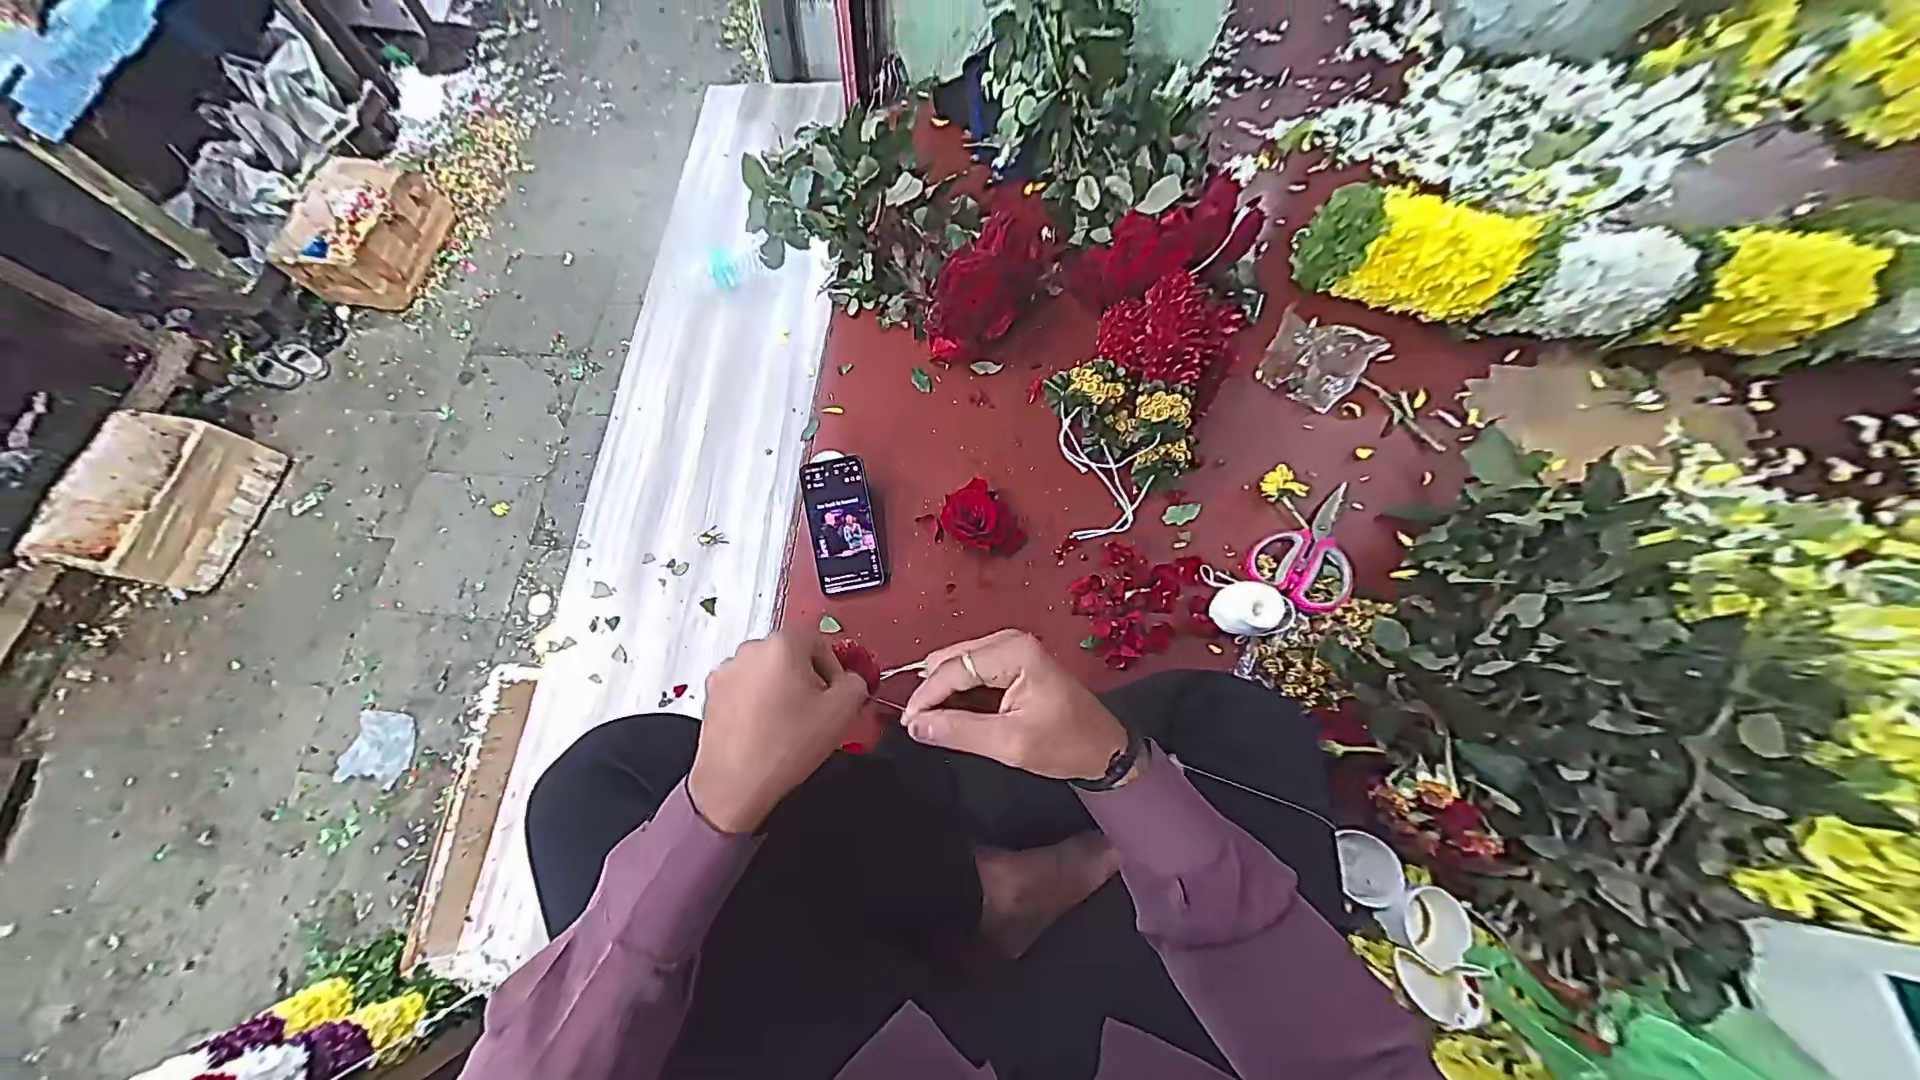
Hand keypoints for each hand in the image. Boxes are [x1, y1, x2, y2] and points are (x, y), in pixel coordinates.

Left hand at [689, 630, 867, 832]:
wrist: (734, 785)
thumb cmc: (786, 746)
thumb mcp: (842, 711)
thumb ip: (857, 683)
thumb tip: (850, 681)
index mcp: (783, 644)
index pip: (819, 642)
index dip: (833, 668)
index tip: (835, 693)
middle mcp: (751, 649)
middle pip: (792, 655)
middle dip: (808, 678)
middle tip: (816, 710)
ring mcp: (727, 671)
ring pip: (768, 671)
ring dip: (782, 689)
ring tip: (788, 724)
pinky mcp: (712, 693)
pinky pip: (746, 687)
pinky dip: (758, 701)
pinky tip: (766, 729)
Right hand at [902, 630, 1127, 780]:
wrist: (1104, 748)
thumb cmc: (1065, 744)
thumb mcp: (1011, 744)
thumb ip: (959, 731)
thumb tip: (915, 725)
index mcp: (1014, 651)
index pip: (953, 668)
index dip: (925, 697)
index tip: (908, 725)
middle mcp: (1008, 640)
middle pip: (951, 661)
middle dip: (931, 692)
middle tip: (918, 727)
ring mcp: (1008, 648)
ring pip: (956, 665)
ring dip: (942, 694)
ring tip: (933, 725)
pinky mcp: (1008, 661)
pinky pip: (970, 672)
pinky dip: (957, 693)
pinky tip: (952, 716)